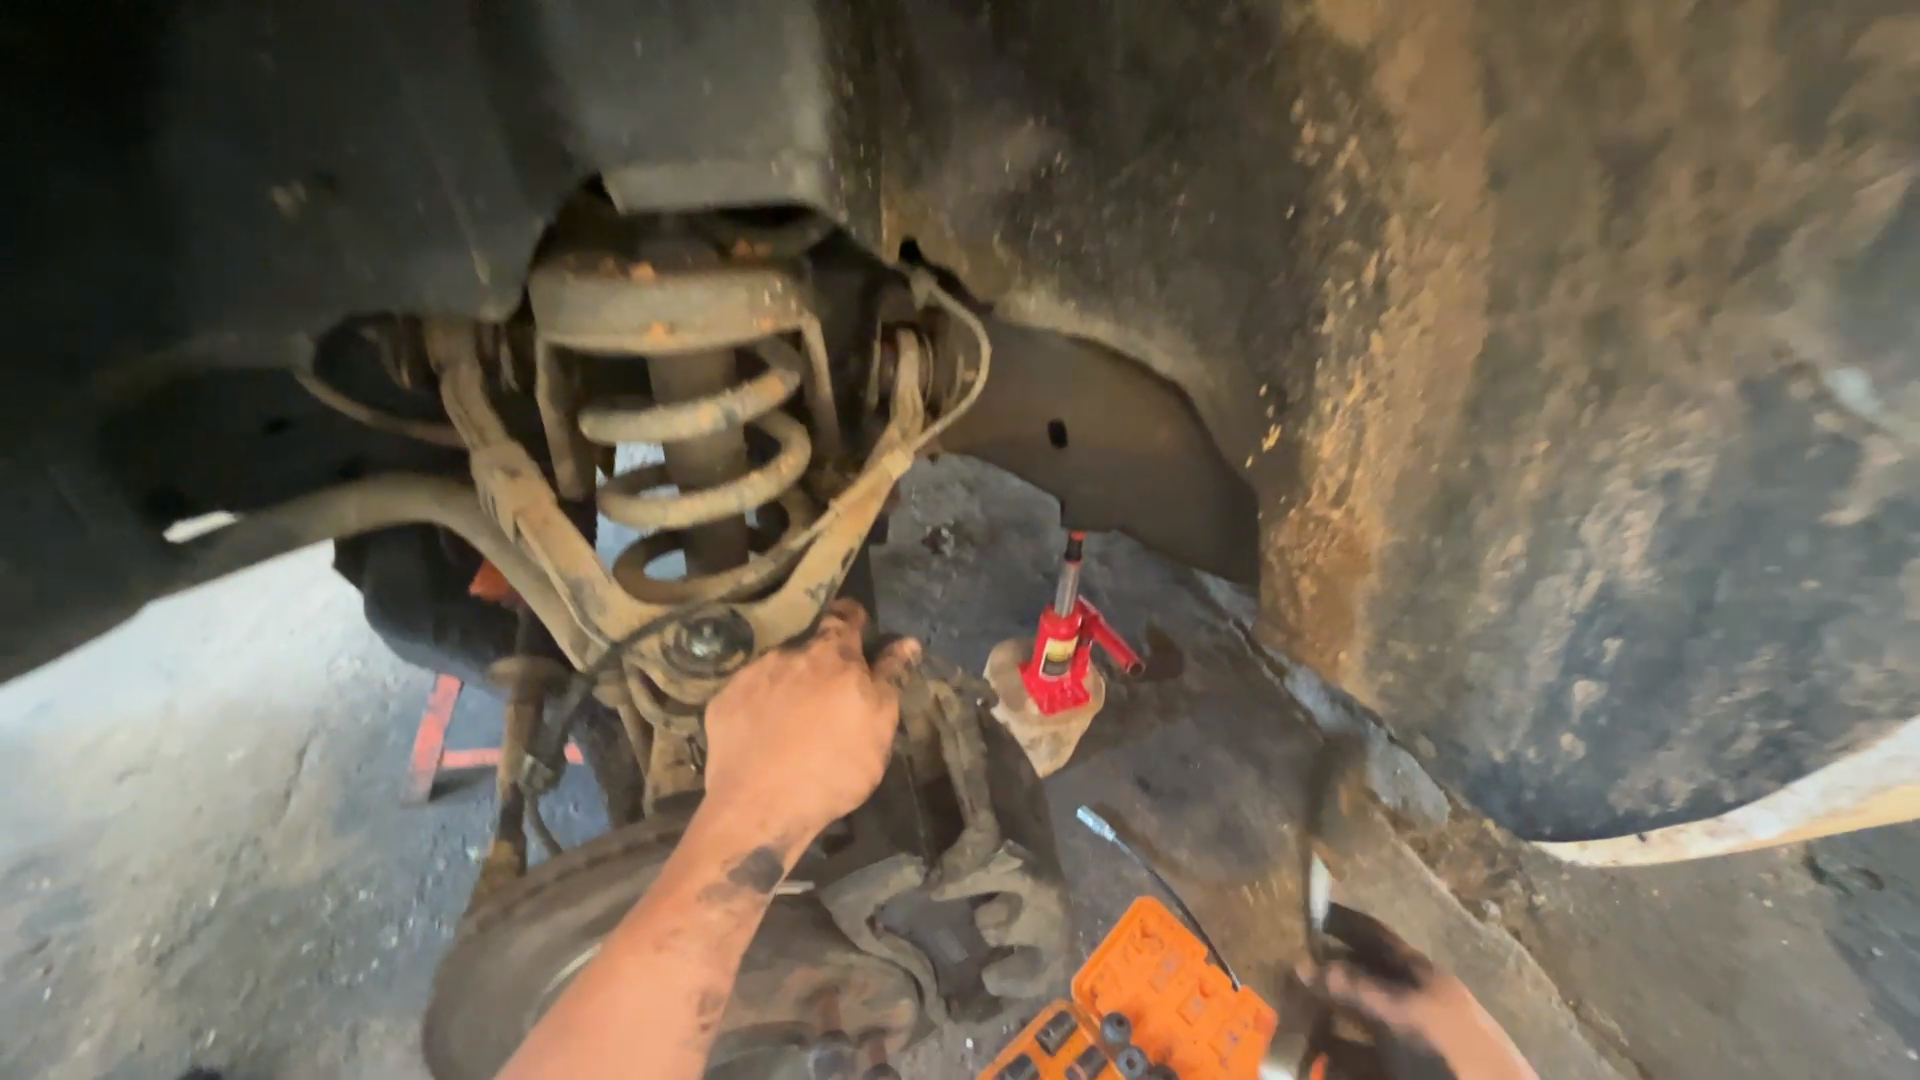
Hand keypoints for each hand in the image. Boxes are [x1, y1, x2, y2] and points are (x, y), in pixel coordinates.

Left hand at [701, 599, 919, 840]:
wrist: (759, 807)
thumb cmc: (833, 767)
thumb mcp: (879, 726)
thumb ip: (890, 678)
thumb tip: (907, 641)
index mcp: (833, 654)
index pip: (844, 616)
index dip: (853, 618)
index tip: (857, 626)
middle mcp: (790, 653)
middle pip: (811, 648)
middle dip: (821, 664)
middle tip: (829, 696)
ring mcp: (752, 675)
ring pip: (779, 671)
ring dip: (790, 685)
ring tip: (793, 722)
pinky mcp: (724, 701)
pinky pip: (750, 695)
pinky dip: (760, 707)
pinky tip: (764, 736)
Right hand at [1299, 905, 1537, 1079]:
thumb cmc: (1456, 1057)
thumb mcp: (1405, 1014)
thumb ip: (1354, 988)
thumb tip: (1300, 964)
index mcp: (1419, 978)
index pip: (1374, 936)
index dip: (1341, 921)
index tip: (1302, 910)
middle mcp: (1410, 1006)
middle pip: (1357, 980)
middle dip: (1320, 976)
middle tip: (1278, 971)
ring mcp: (1405, 1046)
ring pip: (1352, 1025)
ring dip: (1319, 1023)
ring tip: (1285, 1020)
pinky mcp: (1397, 1076)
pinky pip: (1355, 1064)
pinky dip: (1331, 1063)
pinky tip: (1311, 1064)